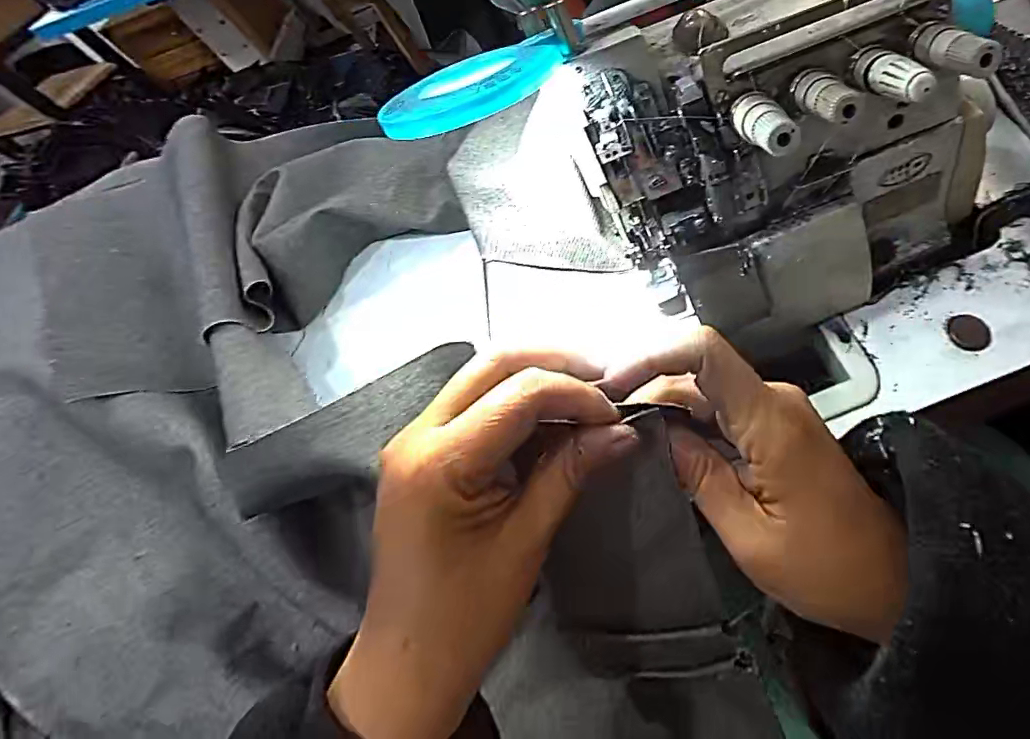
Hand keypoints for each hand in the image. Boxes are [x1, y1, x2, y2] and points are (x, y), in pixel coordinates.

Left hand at [329, 350, 638, 738]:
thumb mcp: (527, 539)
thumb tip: (624, 430)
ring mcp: (416, 438)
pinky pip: (478, 400)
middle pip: (496, 364)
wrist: (405, 665)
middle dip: (558, 365)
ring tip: (588, 397)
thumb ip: (571, 471)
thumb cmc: (465, 614)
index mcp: (439, 462)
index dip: (577, 394)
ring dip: (540, 377)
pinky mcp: (424, 448)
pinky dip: (521, 399)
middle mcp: (418, 435)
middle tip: (606, 383)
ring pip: (486, 375)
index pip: (521, 394)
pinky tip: (555, 417)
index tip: (616, 415)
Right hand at [605, 328, 907, 644]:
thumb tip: (658, 432)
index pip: (707, 351)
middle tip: (608, 424)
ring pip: (711, 392)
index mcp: (770, 417)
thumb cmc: (824, 564)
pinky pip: (729, 412)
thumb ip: (700, 477)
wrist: (886, 572)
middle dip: (652, 390)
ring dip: (670, 410)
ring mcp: (781, 411)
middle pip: (701, 373)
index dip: (654, 355)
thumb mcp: (749, 535)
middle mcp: (776, 400)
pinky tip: (668, 448)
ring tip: (627, 437)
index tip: (615, 384)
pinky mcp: (781, 427)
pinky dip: (694, 425)